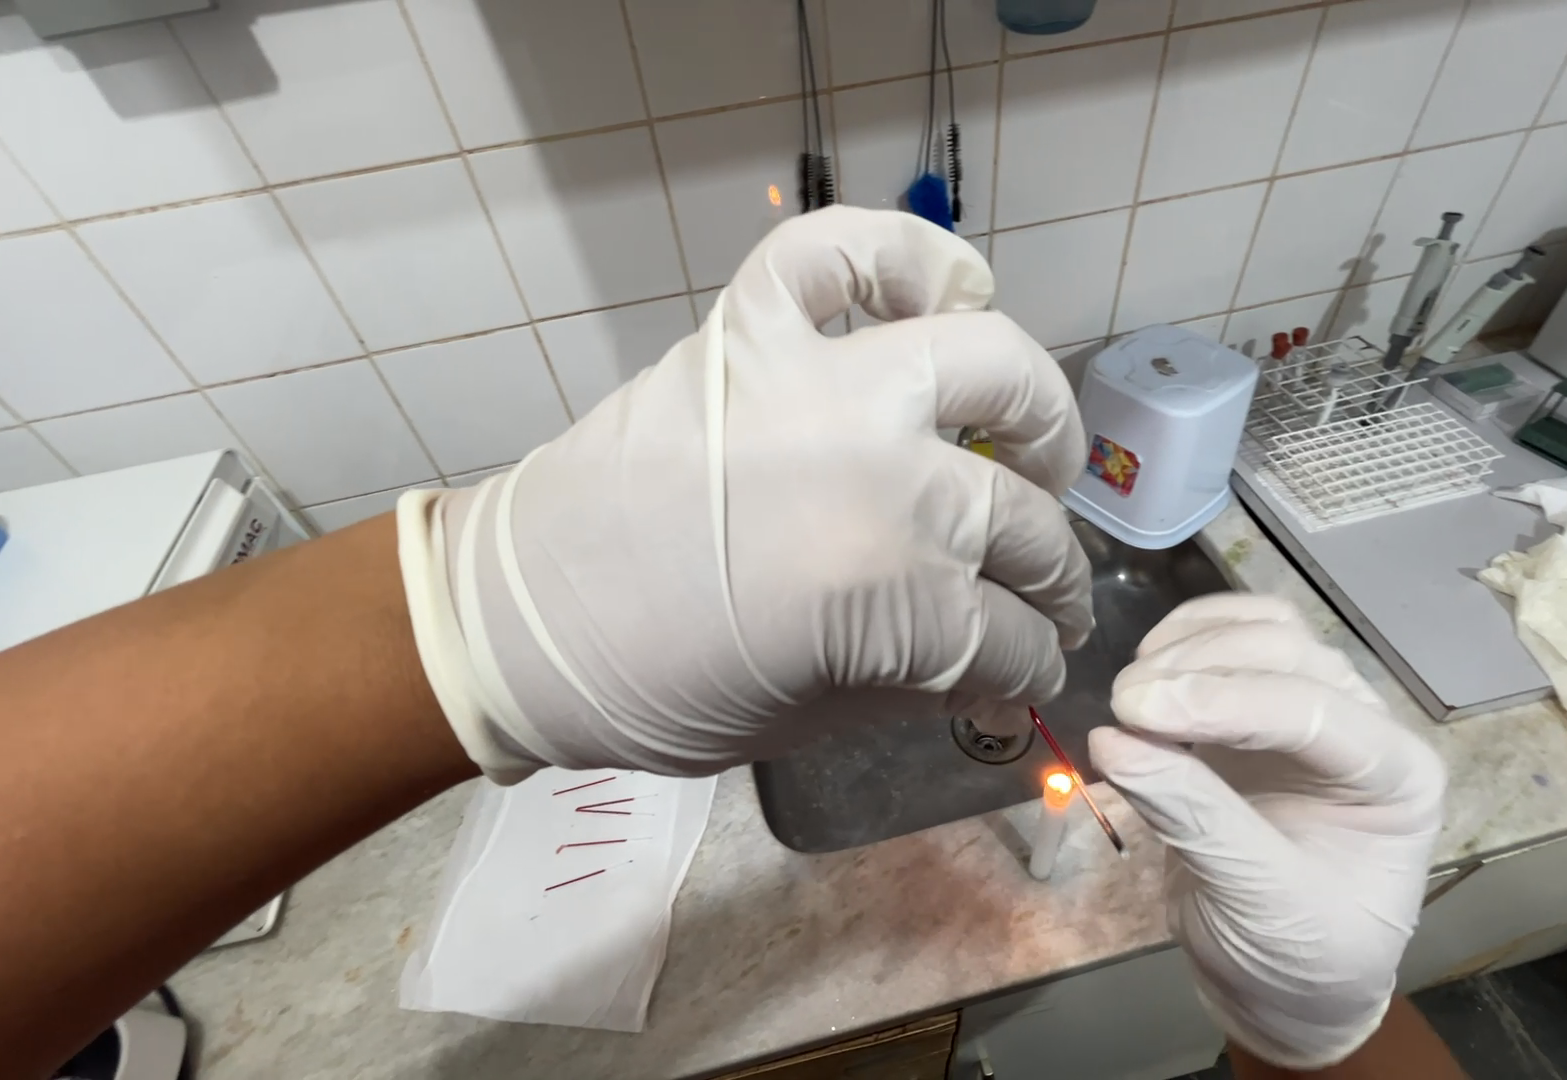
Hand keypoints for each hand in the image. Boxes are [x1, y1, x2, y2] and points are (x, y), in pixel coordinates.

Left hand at [395, 207, 1090, 780]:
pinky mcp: (749, 330)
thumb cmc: (652, 691)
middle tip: (1047, 595)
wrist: (514, 618)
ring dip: (1039, 424)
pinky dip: (907, 258)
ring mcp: (815, 381)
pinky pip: (844, 251)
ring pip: (991, 366)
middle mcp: (874, 472)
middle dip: (1053, 578)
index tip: (1027, 675)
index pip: (1003, 638)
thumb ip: (916, 687)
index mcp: (881, 597)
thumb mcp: (804, 723)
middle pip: (1019, 524)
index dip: (1025, 669)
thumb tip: (991, 670)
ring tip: (1035, 459)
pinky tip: (950, 294)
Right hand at [1088, 595, 1446, 1070]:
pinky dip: (1181, 637)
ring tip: (1128, 692)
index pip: (1311, 710)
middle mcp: (1361, 726)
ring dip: (1186, 645)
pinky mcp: (1254, 699)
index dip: (1218, 701)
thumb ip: (1192, 817)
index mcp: (1394, 779)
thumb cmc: (1294, 949)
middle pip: (1286, 651)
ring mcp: (1309, 704)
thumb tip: (1111, 741)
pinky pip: (1228, 635)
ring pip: (1259, 629)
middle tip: (1123, 703)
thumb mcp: (1255, 901)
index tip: (1131, 711)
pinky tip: (1145, 666)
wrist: (1279, 969)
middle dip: (1197, 668)